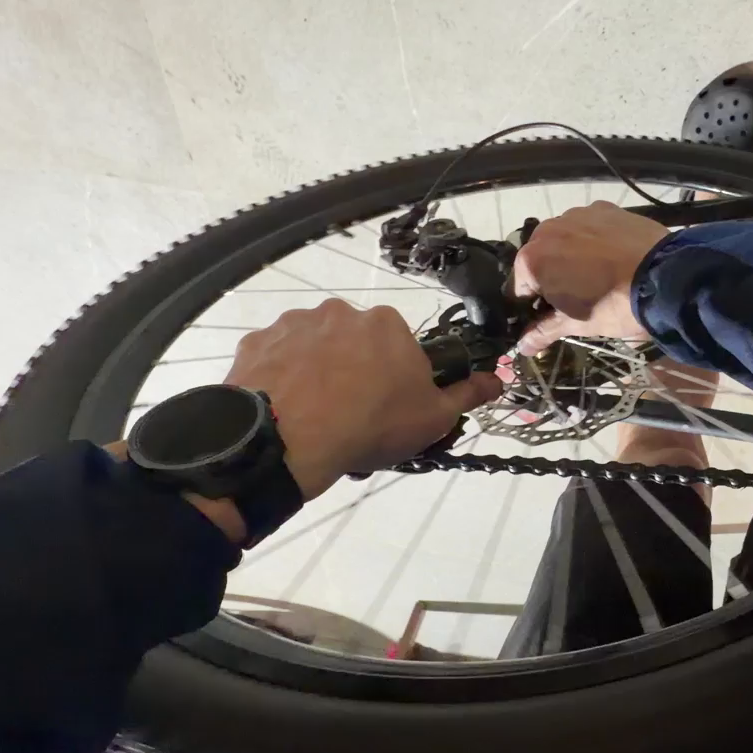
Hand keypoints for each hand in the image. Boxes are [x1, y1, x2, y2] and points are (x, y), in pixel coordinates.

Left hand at [225, 301, 501, 498]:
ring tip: (316, 416)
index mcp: (387, 324)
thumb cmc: (372, 425)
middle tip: (355, 413)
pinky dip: (283, 377)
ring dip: (319, 371)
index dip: (398, 376)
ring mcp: (293, 323)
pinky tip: (286, 408)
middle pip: (356, 342)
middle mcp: (340, 312)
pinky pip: (277, 358)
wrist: (287, 440)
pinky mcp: (255, 342)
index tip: (392, 404)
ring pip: (315, 348)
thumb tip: (497, 379)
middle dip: (357, 370)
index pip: (400, 344)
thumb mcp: (433, 417)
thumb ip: (466, 394)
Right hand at [511, 202, 669, 354]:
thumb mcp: (578, 324)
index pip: (520, 289)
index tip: (553, 314)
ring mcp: (577, 214)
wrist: (664, 278)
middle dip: (554, 277)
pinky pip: (590, 226)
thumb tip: (522, 347)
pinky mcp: (604, 208)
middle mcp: (547, 229)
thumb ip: (544, 331)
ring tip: (600, 275)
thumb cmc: (614, 306)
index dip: (534, 306)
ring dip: (573, 255)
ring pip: (565, 239)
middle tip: (580, 297)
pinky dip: (595, 240)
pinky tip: (614, 256)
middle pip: (541, 259)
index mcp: (532, 260)